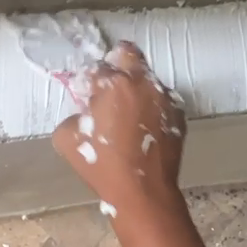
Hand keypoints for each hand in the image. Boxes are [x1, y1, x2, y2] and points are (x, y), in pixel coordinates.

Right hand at [52, 42, 185, 221]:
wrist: (143, 192)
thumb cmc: (102, 166)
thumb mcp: (67, 139)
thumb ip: (72, 114)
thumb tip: (83, 111)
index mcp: (113, 84)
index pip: (97, 66)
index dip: (88, 80)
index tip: (85, 94)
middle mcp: (143, 83)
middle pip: (129, 54)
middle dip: (116, 65)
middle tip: (108, 88)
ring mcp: (165, 98)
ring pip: (148, 79)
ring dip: (135, 88)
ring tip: (127, 114)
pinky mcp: (179, 115)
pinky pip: (161, 101)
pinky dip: (151, 107)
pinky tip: (142, 129)